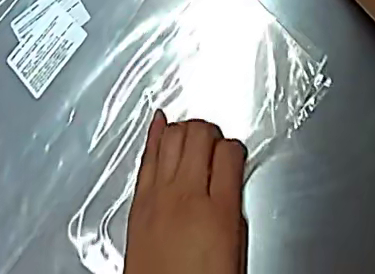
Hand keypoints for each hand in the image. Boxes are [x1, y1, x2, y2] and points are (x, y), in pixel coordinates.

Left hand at [126, 111, 246, 273]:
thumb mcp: (234, 254)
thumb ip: (233, 211)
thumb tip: (231, 184)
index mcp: (219, 213)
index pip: (230, 152)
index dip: (235, 147)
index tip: (235, 152)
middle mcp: (188, 195)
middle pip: (200, 134)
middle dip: (211, 131)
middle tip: (215, 141)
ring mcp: (159, 195)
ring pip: (173, 135)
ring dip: (185, 129)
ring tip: (192, 133)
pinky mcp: (138, 201)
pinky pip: (146, 155)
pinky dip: (154, 132)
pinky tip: (159, 121)